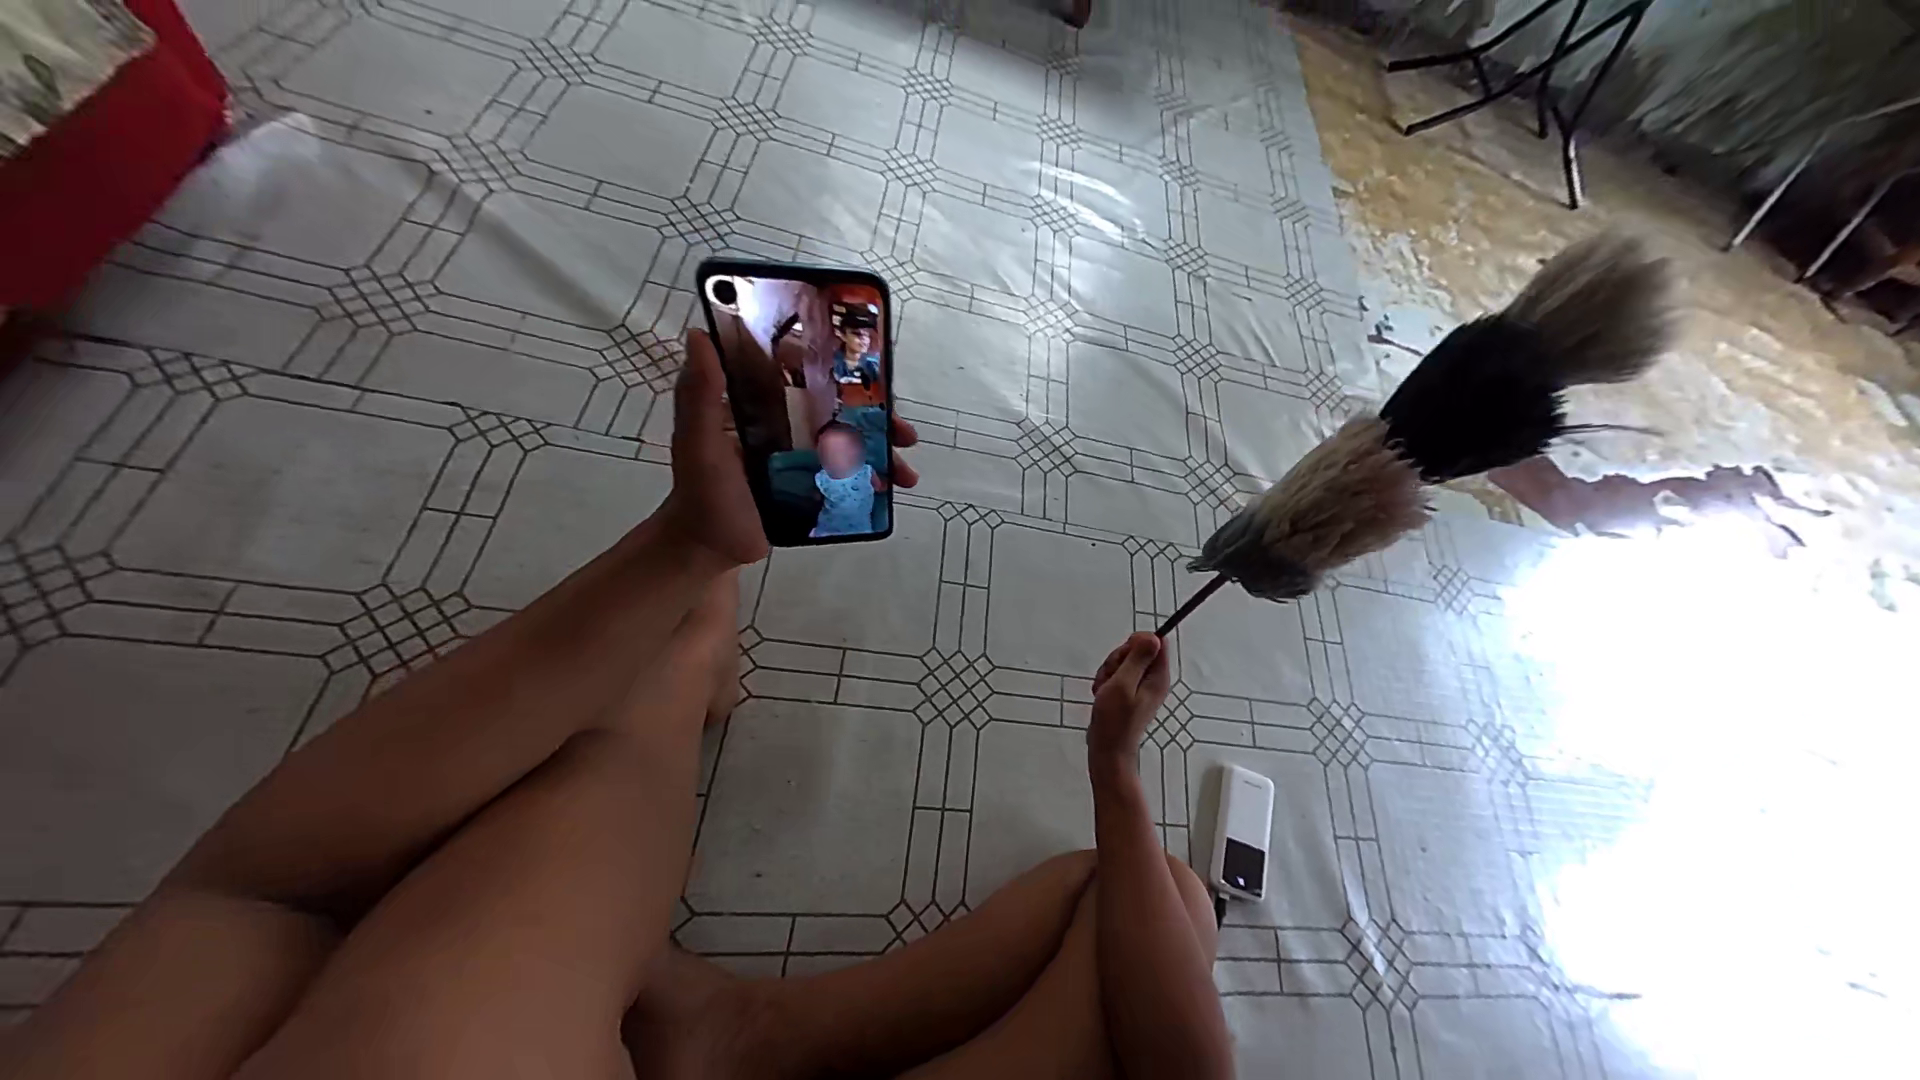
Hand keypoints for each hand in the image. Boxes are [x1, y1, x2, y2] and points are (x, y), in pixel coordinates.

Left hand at [662, 330, 919, 566]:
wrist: (711, 550)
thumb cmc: (703, 495)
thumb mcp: (697, 444)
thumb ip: (698, 395)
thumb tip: (700, 336)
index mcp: (757, 403)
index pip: (798, 367)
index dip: (831, 362)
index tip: (860, 367)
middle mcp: (784, 421)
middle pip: (836, 404)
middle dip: (874, 412)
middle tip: (901, 427)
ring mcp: (801, 453)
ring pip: (849, 439)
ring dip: (881, 447)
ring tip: (904, 468)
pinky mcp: (812, 483)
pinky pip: (847, 471)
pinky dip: (873, 476)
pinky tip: (891, 485)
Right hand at [1087, 633, 1170, 761]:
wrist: (1107, 750)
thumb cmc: (1115, 720)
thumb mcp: (1124, 684)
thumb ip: (1137, 659)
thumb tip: (1153, 636)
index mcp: (1158, 676)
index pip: (1156, 642)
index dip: (1136, 643)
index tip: (1123, 658)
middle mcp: (1152, 679)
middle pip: (1137, 650)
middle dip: (1118, 659)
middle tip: (1112, 677)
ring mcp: (1140, 686)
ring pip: (1123, 662)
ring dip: (1109, 671)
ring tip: (1105, 689)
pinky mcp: (1129, 693)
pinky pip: (1117, 674)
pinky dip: (1106, 680)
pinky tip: (1102, 694)